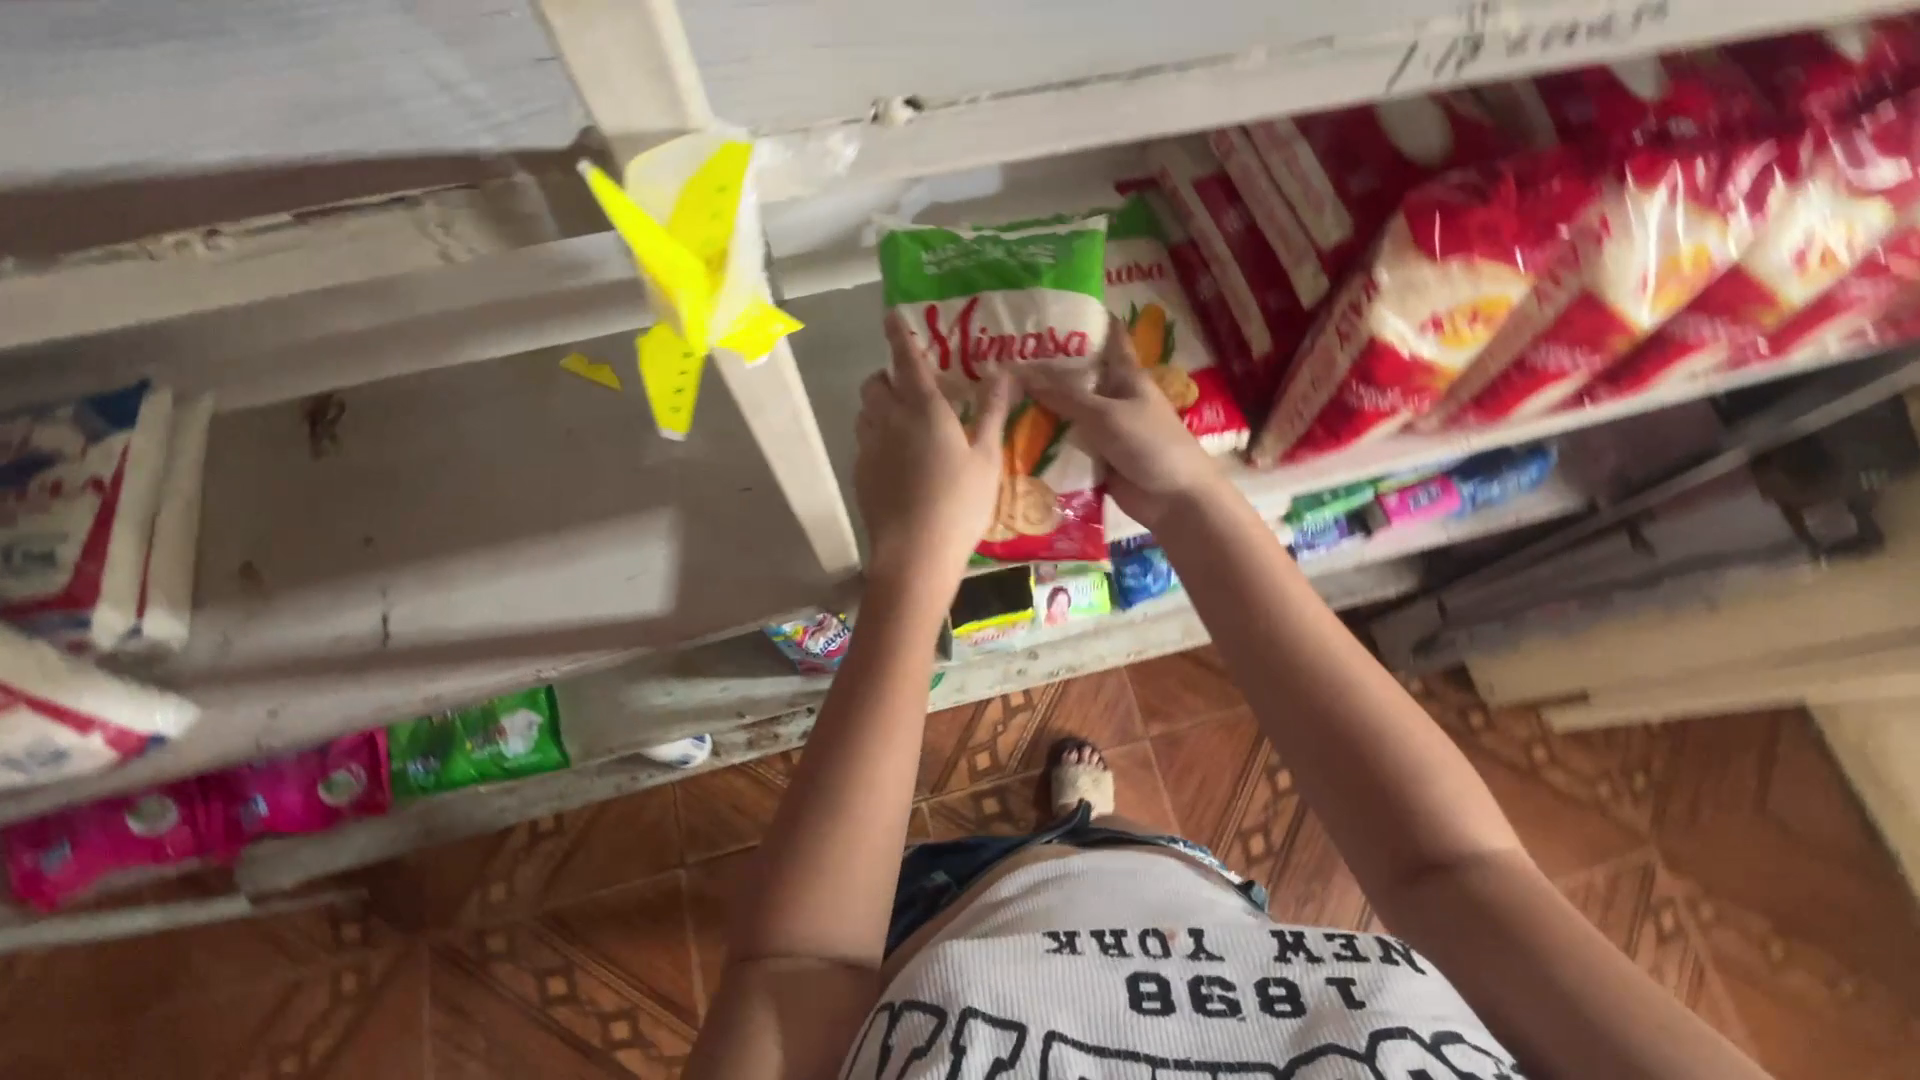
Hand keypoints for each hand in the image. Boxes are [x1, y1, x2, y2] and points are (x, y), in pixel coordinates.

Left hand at [855, 313, 1012, 583]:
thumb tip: (1003, 372)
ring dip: (880, 405)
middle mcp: (889, 419)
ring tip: (906, 422)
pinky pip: (865, 441)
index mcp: (923, 408)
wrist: (914, 554)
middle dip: (889, 375)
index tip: (890, 316)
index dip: (898, 334)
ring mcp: (869, 447)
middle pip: (875, 382)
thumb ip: (992, 411)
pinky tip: (899, 460)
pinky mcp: (860, 473)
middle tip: (914, 388)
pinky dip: (877, 437)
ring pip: (865, 411)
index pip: (906, 358)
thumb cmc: (959, 504)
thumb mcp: (987, 457)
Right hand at [1021, 315, 1224, 531]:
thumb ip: (1063, 395)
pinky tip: (1013, 435)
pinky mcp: (1095, 458)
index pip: (1108, 338)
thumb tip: (1019, 373)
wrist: (1174, 499)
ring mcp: (1104, 429)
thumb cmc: (1149, 443)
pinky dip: (1045, 441)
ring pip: (1067, 413)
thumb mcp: (1104, 413)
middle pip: (1077, 378)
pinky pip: (1066, 445)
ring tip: (997, 395)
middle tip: (1001, 359)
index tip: (1051, 310)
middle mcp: (1113, 398)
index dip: (1086, 321)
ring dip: (1040, 408)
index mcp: (1125, 375)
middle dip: (1045, 369)